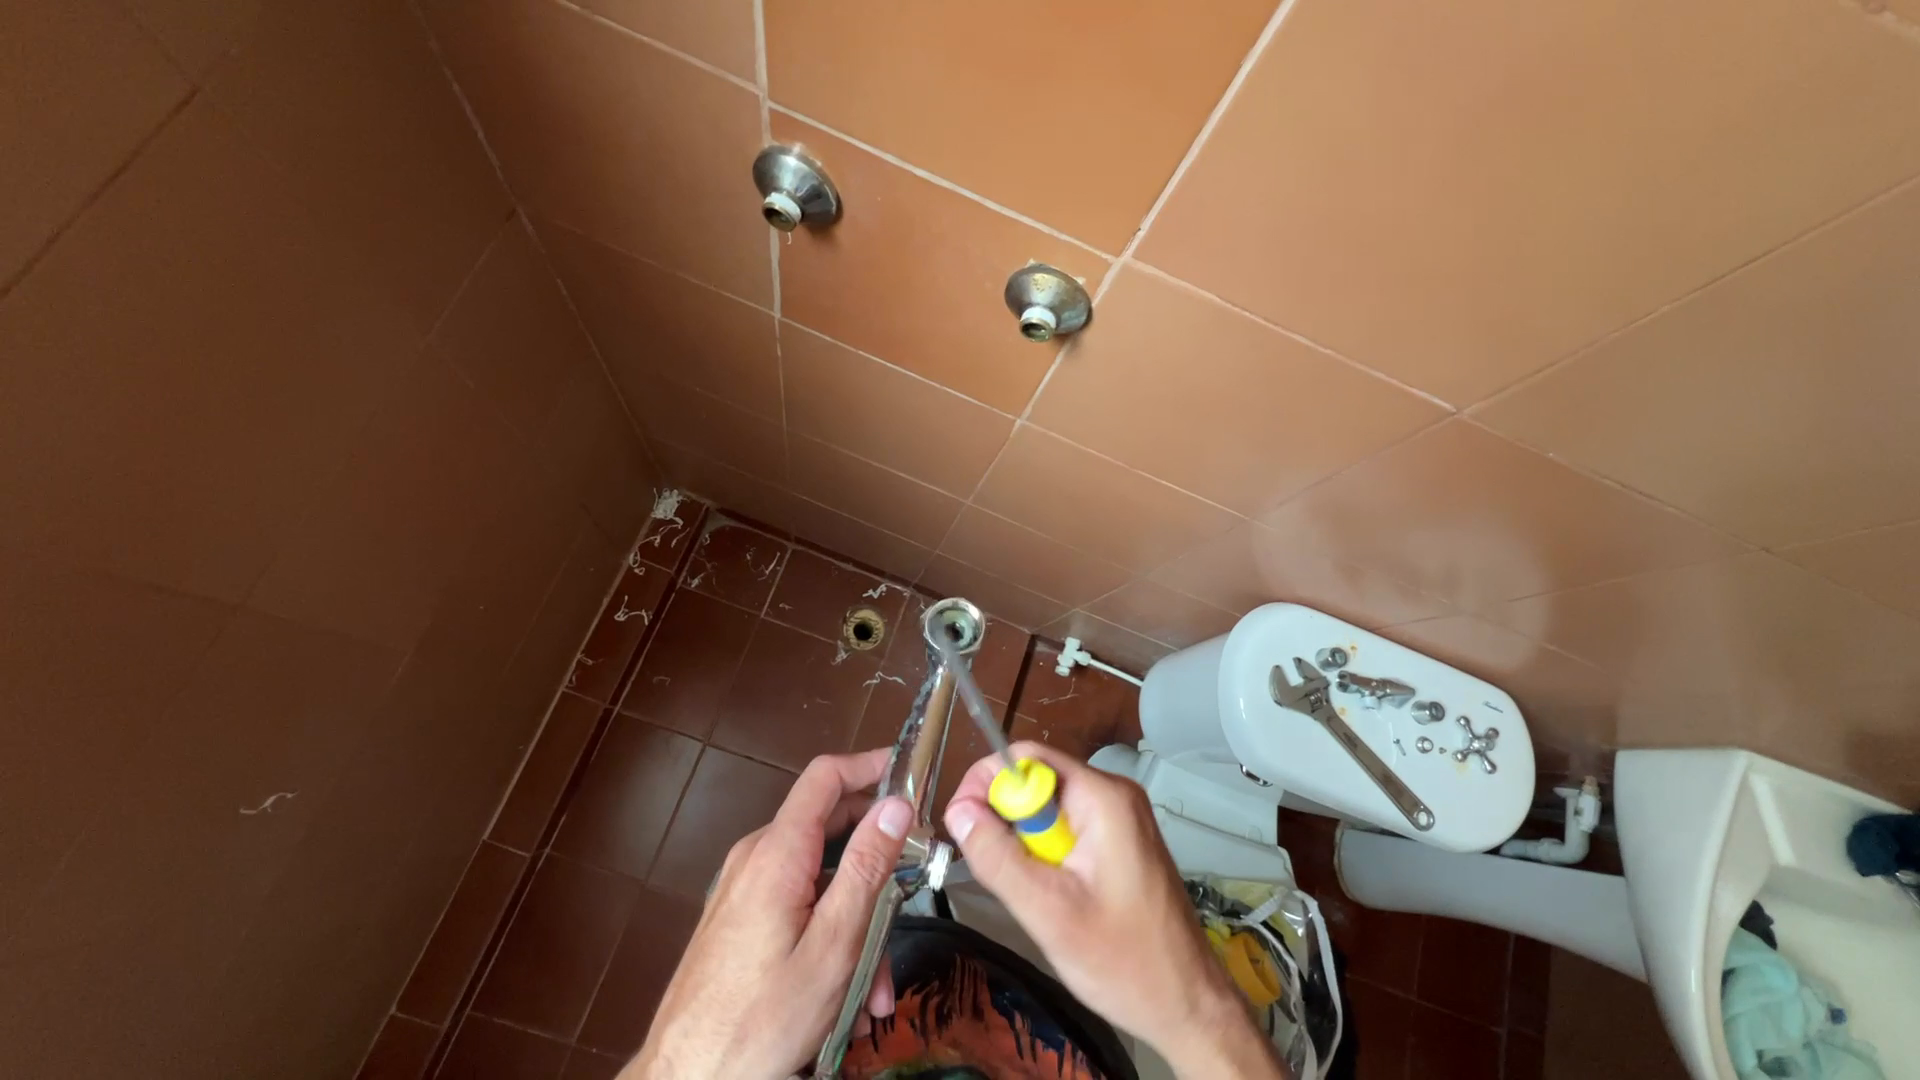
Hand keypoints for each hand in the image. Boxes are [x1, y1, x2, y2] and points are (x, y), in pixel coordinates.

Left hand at [630, 749, 911, 1078]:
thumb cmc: (764, 1017)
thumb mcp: (834, 944)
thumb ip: (867, 868)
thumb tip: (896, 804)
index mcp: (778, 852)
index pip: (825, 776)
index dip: (870, 765)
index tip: (912, 776)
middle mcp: (756, 856)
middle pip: (829, 829)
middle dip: (876, 865)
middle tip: (912, 903)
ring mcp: (743, 887)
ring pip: (819, 878)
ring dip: (856, 920)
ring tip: (874, 988)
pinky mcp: (739, 917)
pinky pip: (796, 904)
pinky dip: (828, 934)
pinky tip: (845, 993)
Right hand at [943, 743, 1288, 1077]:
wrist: (1188, 1006)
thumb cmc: (1124, 963)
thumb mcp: (1048, 911)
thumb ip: (997, 857)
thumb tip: (958, 811)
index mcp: (1103, 798)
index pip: (1028, 758)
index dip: (986, 782)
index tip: (959, 823)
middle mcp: (1114, 795)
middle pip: (1038, 781)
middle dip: (1004, 817)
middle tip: (987, 866)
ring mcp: (1121, 818)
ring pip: (1049, 808)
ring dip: (1024, 841)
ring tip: (1023, 889)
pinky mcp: (1121, 843)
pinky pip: (1068, 829)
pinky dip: (1046, 854)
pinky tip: (1049, 894)